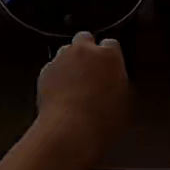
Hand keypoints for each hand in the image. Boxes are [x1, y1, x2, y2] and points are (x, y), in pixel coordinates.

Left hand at [36, 32, 130, 162]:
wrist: (68, 131)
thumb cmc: (102, 120)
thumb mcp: (124, 102)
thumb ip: (120, 82)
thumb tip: (117, 81)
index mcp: (109, 55)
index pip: (111, 44)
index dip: (110, 56)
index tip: (110, 67)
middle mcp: (85, 50)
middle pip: (85, 38)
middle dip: (87, 49)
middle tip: (90, 69)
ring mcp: (62, 58)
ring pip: (66, 50)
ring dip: (70, 61)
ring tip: (72, 82)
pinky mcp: (45, 70)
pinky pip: (52, 67)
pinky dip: (55, 76)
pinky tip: (59, 93)